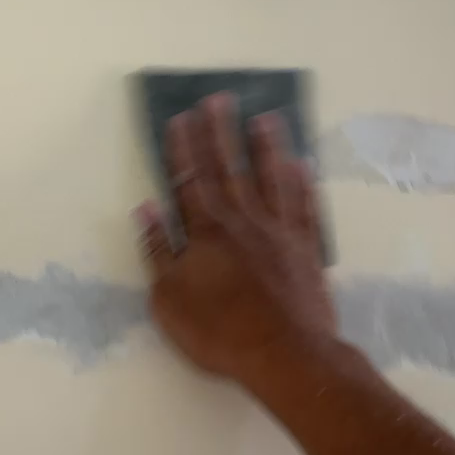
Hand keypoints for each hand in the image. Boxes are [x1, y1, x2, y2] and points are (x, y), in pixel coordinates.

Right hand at [135, 93, 338, 383]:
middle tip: (219, 98)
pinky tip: (301, 165)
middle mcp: (244, 221)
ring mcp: (280, 233)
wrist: (285, 356)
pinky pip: (305, 208)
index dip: (183, 149)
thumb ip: (158, 249)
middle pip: (228, 170)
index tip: (180, 117)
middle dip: (220, 133)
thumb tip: (147, 207)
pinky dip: (302, 184)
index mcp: (206, 231)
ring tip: (264, 117)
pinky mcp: (307, 251)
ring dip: (265, 147)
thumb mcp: (168, 297)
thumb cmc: (218, 330)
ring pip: (271, 180)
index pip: (190, 180)